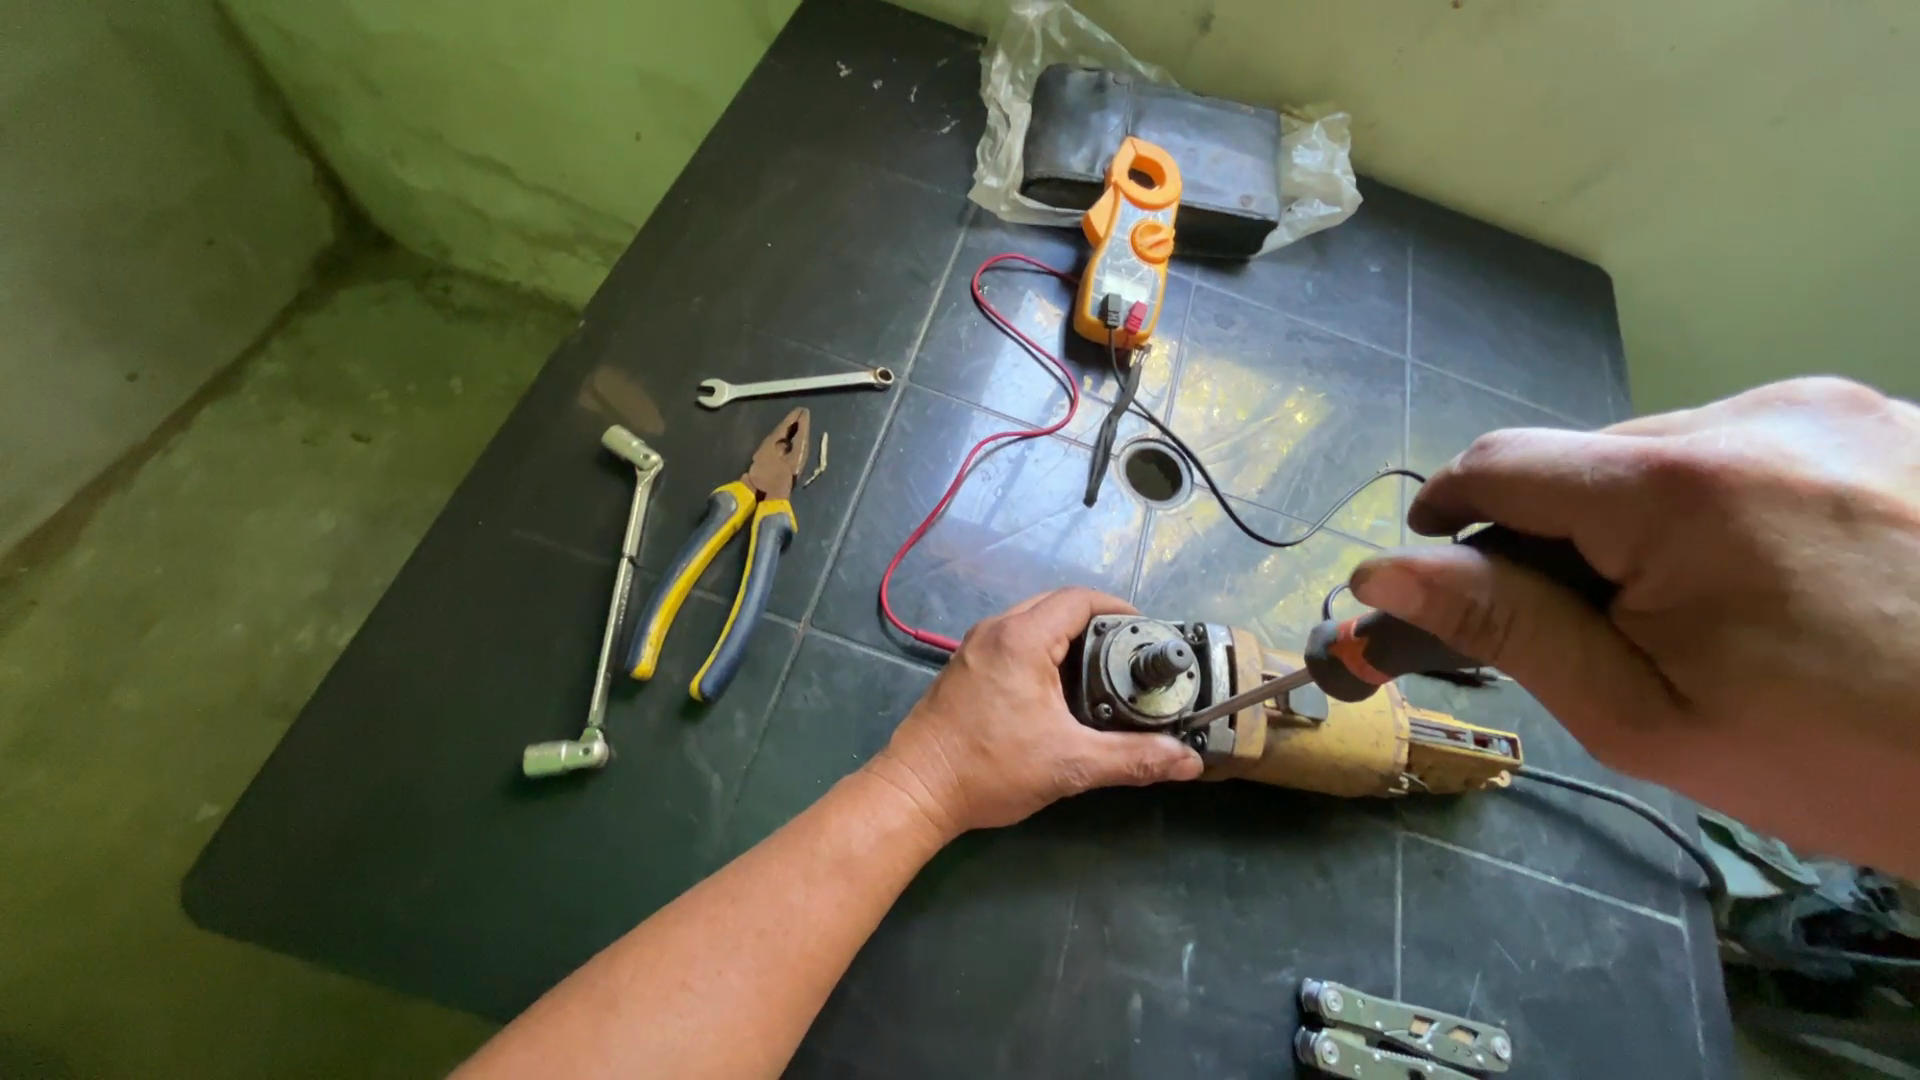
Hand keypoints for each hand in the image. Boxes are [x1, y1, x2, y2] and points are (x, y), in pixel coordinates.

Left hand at [865, 588, 1203, 837]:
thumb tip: (1188, 761)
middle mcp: (996, 630)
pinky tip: (1060, 686)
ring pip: (1032, 621)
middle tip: (1130, 654)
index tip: (1146, 632)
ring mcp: (975, 646)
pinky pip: (1013, 639)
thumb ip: (1133, 759)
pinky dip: (1042, 648)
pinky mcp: (965, 665)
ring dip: (1068, 636)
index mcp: (1021, 639)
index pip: (1079, 600)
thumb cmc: (990, 769)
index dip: (1118, 609)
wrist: (917, 788)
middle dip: (1097, 622)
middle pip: (1056, 605)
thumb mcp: (1069, 764)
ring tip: (1102, 669)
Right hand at [1351, 377, 1919, 871]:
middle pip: (1580, 460)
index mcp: (1679, 486)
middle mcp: (1756, 415)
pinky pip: (1743, 451)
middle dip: (1552, 532)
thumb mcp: (1641, 712)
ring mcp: (1841, 409)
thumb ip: (1503, 625)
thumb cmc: (1853, 758)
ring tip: (1694, 606)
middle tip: (1588, 622)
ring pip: (1659, 452)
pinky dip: (1710, 507)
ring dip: (1632, 519)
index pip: (1497, 464)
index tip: (1436, 562)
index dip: (1444, 510)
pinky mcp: (1895, 421)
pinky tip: (1776, 577)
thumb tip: (1380, 577)